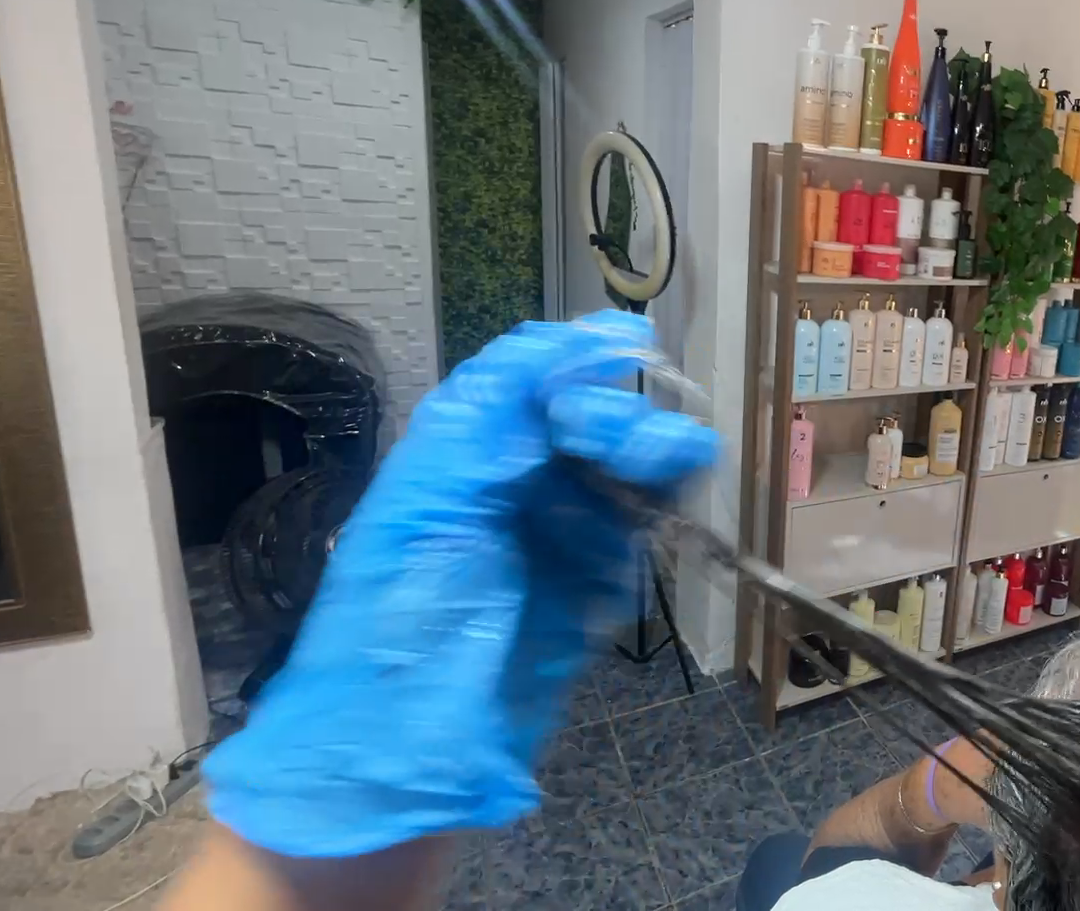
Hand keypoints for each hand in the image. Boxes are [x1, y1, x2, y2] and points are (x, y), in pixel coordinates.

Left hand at [204, 312, 716, 856]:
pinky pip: (653, 513)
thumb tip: (563, 342)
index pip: (536, 375)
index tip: (631, 348)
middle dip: (622, 414)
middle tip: (628, 444)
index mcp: (472, 446)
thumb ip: (490, 412)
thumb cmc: (404, 607)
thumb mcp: (430, 498)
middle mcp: (524, 473)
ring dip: (659, 450)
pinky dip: (673, 497)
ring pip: (636, 457)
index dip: (580, 357)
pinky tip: (675, 498)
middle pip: (595, 412)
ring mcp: (570, 518)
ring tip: (671, 465)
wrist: (416, 737)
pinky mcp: (607, 563)